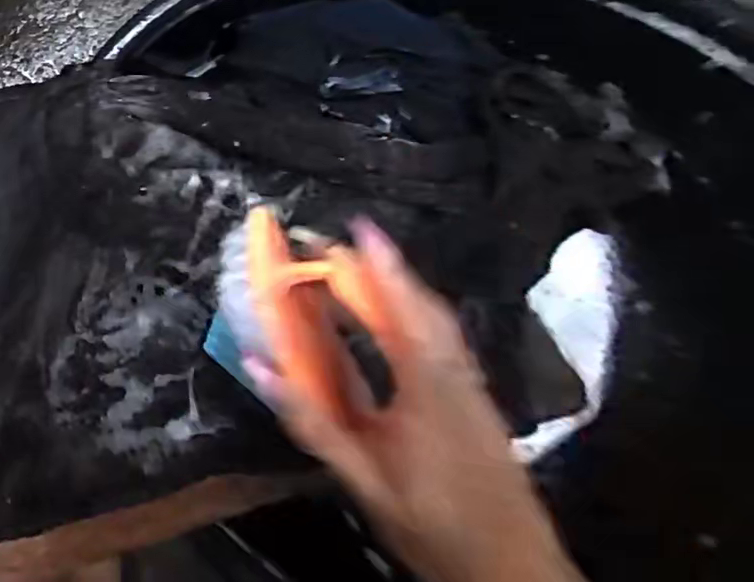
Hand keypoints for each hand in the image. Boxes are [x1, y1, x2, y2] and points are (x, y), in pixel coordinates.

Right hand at [247, 219, 585, 581]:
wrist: (521, 580)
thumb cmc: (436, 529)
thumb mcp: (364, 481)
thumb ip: (312, 422)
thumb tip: (256, 364)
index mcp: (431, 399)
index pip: (406, 321)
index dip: (383, 273)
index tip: (358, 230)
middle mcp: (458, 386)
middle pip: (425, 314)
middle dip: (382, 269)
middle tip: (333, 242)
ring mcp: (474, 396)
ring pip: (440, 327)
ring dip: (400, 287)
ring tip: (359, 261)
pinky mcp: (477, 406)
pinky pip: (444, 343)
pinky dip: (415, 313)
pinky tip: (392, 311)